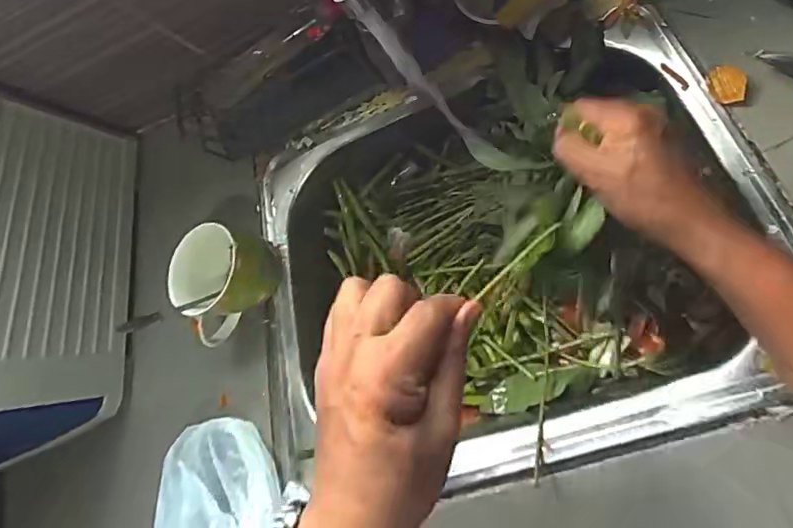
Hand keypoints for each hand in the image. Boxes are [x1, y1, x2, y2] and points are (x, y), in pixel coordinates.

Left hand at [303, 275, 479, 527]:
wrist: (350, 518)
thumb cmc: (401, 484)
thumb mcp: (443, 430)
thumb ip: (454, 361)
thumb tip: (470, 309)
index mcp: (384, 373)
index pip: (426, 311)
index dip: (453, 307)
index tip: (468, 316)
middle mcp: (352, 352)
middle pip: (389, 286)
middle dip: (417, 302)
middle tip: (432, 338)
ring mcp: (332, 353)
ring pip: (357, 287)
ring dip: (385, 300)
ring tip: (402, 333)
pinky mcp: (322, 359)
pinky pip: (339, 309)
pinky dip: (362, 310)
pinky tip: (379, 339)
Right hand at [553, 97, 732, 250]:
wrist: (695, 223)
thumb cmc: (644, 200)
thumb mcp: (595, 175)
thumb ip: (569, 147)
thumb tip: (559, 132)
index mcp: (625, 114)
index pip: (578, 106)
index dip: (568, 129)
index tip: (572, 156)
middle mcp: (642, 108)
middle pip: (596, 114)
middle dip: (587, 138)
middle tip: (589, 167)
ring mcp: (656, 121)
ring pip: (611, 126)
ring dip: (603, 146)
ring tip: (608, 174)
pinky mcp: (664, 136)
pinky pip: (628, 135)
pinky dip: (621, 149)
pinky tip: (626, 173)